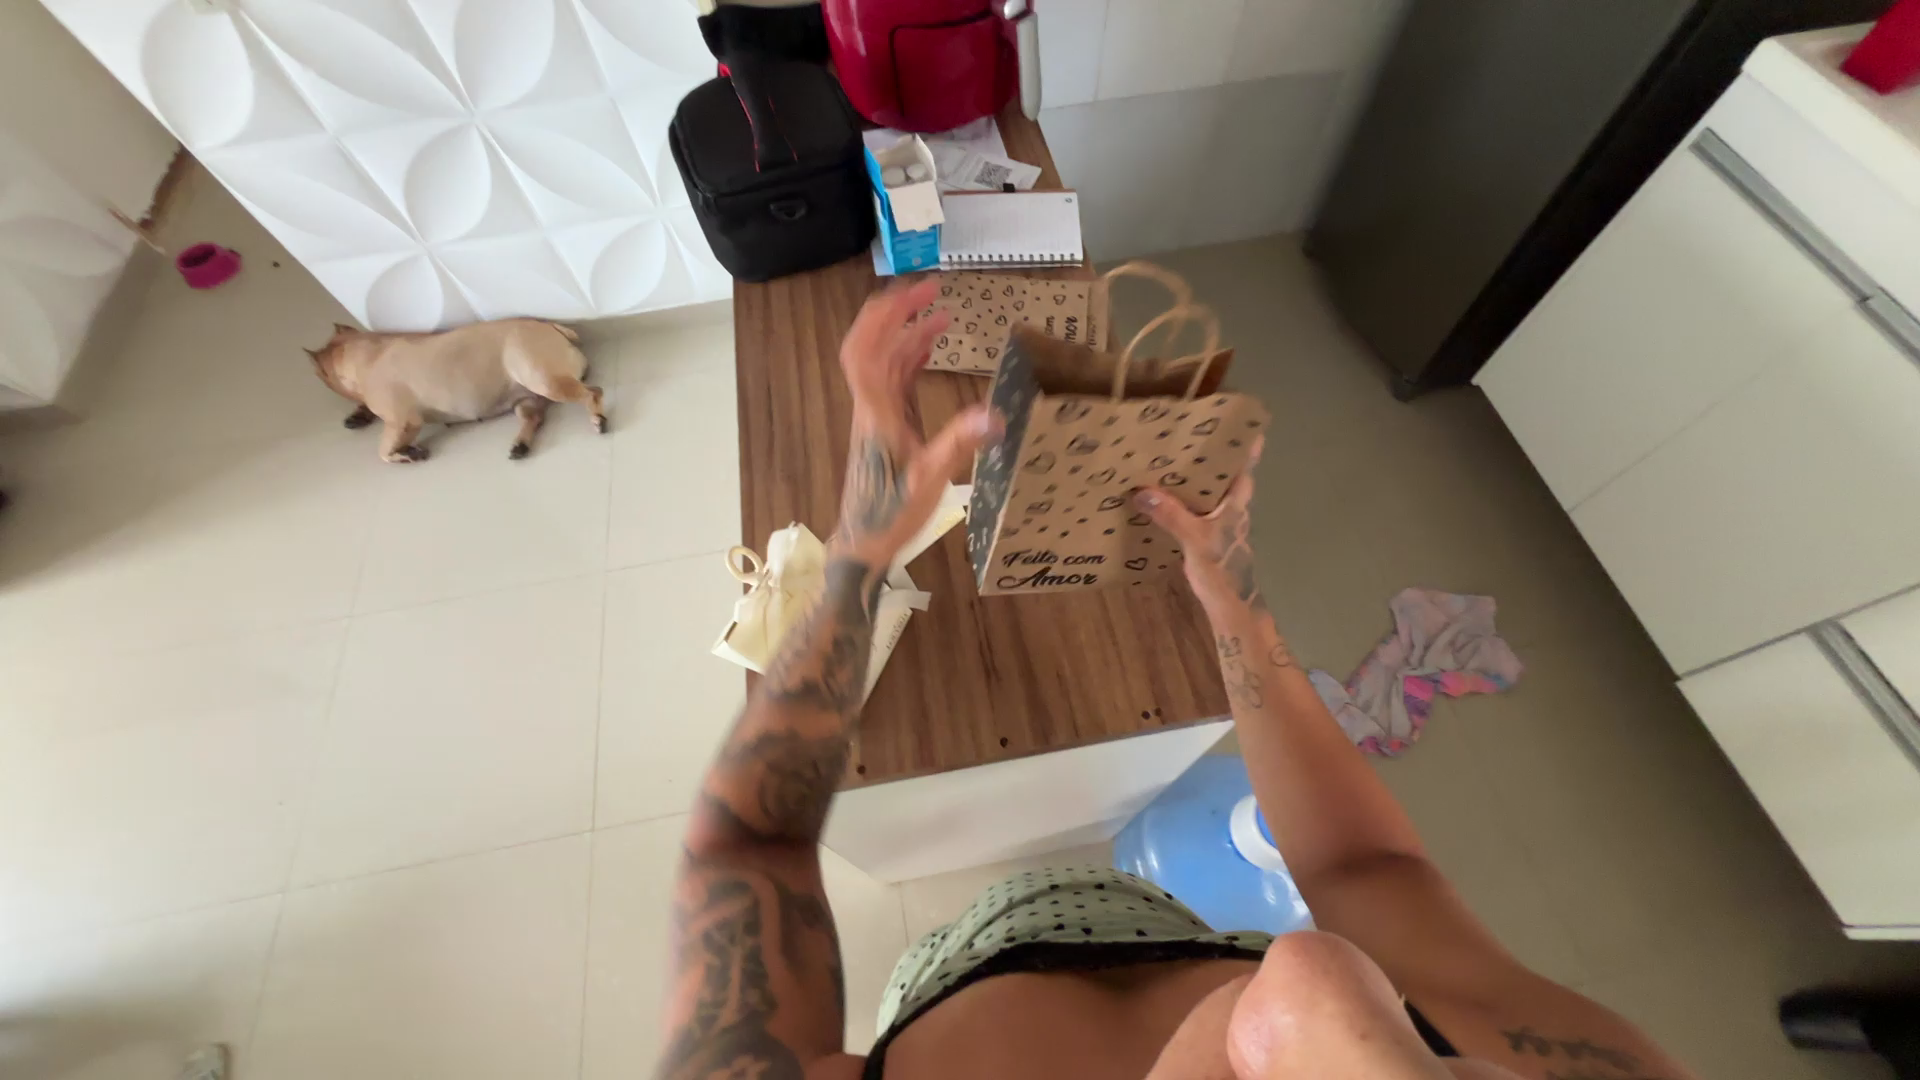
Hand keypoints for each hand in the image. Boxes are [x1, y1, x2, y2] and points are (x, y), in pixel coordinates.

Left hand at [834, 280, 1001, 565]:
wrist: (863, 542)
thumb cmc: (891, 513)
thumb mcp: (930, 480)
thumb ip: (959, 445)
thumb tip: (997, 415)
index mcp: (876, 412)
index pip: (866, 350)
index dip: (884, 316)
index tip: (915, 293)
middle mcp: (872, 406)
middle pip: (874, 345)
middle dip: (899, 312)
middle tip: (933, 289)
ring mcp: (877, 415)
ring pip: (885, 361)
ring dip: (907, 333)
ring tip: (941, 313)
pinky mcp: (885, 426)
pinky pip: (895, 382)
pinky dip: (911, 360)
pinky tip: (930, 350)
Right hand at [1133, 435, 1265, 616]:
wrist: (1230, 605)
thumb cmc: (1223, 568)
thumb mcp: (1195, 539)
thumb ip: (1170, 515)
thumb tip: (1141, 491)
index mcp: (1236, 500)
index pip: (1246, 463)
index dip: (1246, 440)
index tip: (1239, 416)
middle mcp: (1230, 506)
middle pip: (1225, 472)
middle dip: (1212, 452)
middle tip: (1189, 429)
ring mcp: (1218, 521)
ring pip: (1208, 490)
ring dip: (1193, 475)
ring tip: (1166, 456)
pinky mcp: (1205, 534)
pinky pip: (1192, 508)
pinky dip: (1179, 498)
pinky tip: (1158, 495)